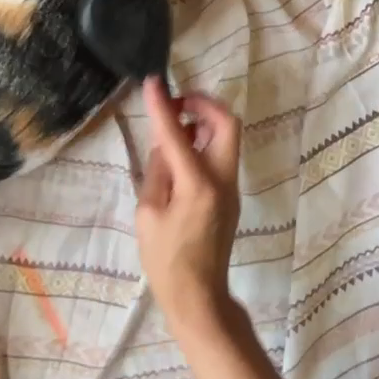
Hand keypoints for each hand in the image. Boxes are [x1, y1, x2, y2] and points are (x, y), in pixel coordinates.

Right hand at [135, 78, 243, 339]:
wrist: (198, 297)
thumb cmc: (165, 260)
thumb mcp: (147, 213)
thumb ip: (157, 171)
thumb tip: (164, 142)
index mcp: (197, 185)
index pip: (178, 133)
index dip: (163, 104)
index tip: (152, 81)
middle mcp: (222, 180)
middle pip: (227, 123)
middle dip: (201, 103)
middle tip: (174, 103)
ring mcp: (231, 188)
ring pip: (227, 137)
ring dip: (203, 121)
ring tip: (173, 127)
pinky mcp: (230, 196)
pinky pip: (221, 155)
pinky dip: (203, 141)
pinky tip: (179, 152)